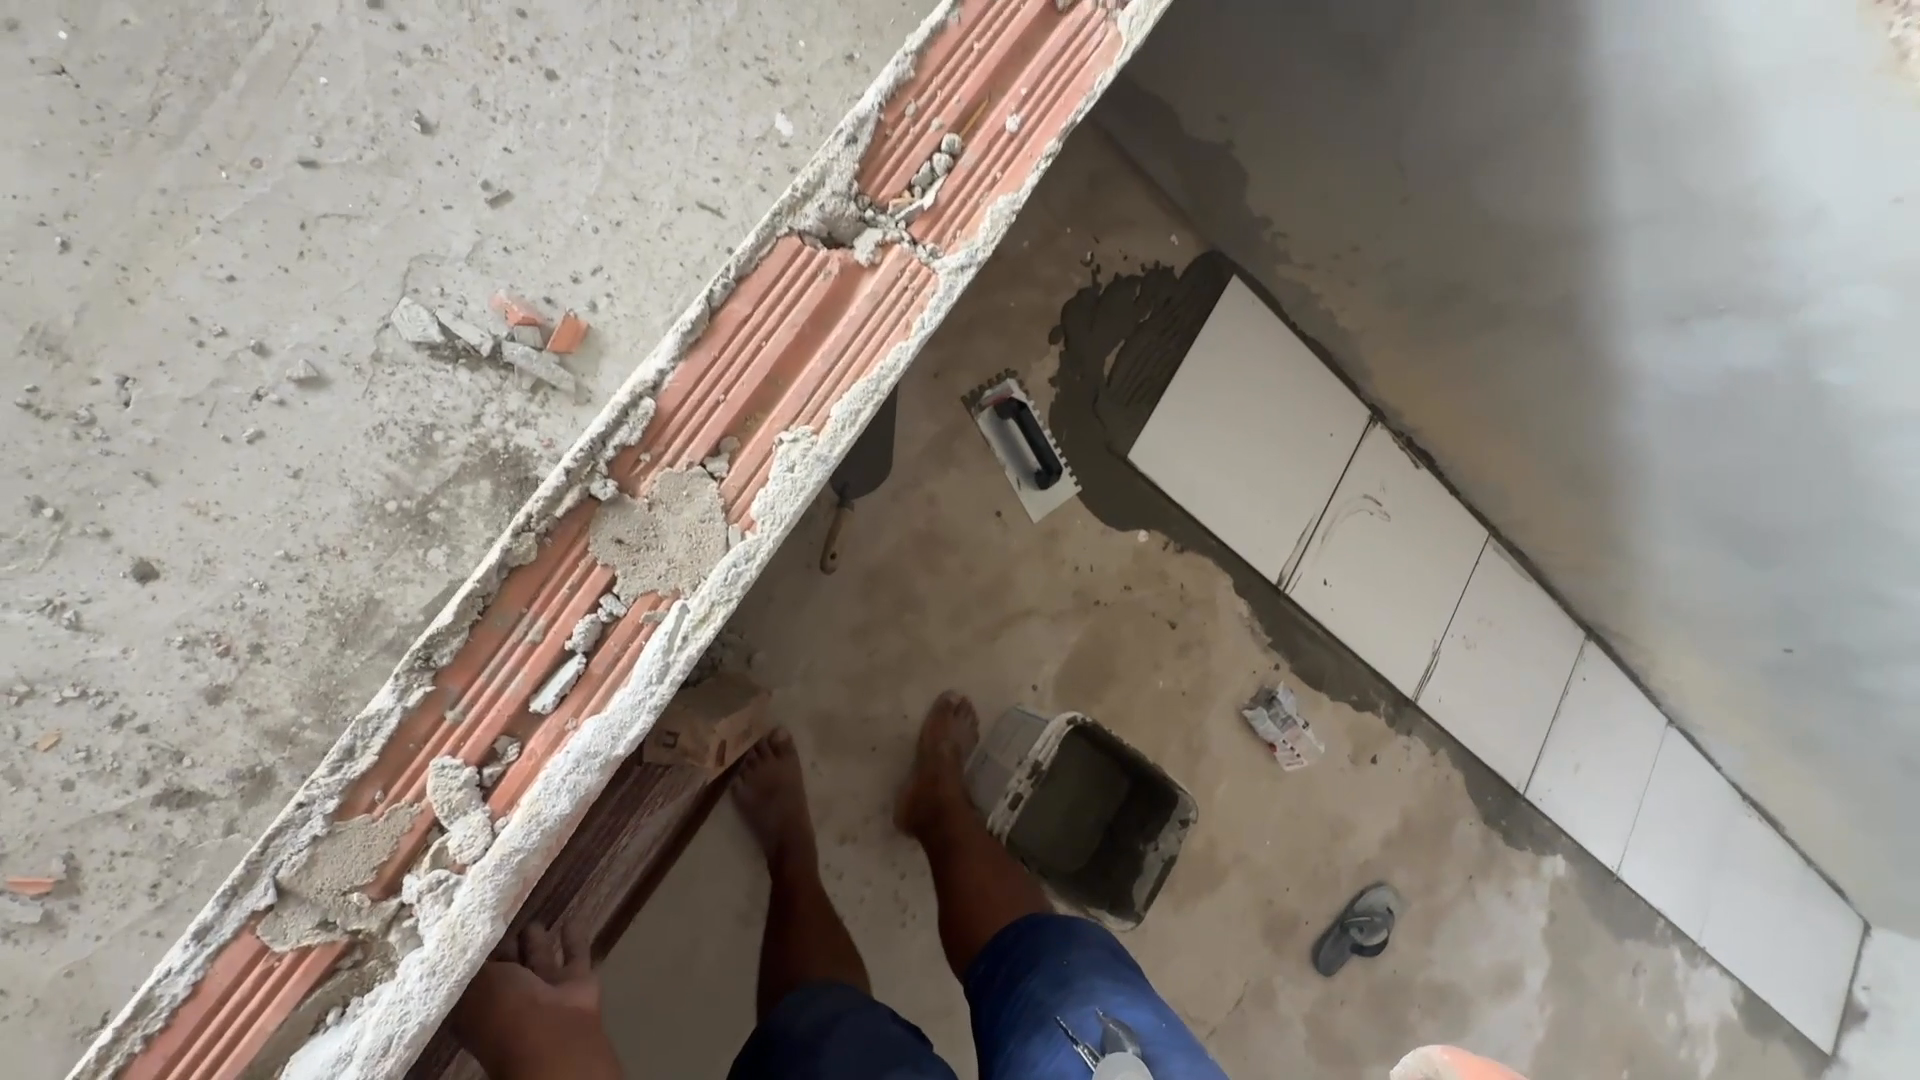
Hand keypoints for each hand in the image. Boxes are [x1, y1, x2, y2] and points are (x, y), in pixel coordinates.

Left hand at [450, 921, 622, 1079]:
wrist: (552, 1032)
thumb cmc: (502, 1010)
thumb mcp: (477, 981)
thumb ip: (478, 958)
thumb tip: (474, 940)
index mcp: (479, 1007)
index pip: (475, 975)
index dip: (477, 954)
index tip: (478, 928)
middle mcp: (511, 1001)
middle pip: (509, 967)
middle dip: (508, 946)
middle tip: (508, 917)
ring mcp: (545, 992)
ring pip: (539, 960)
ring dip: (538, 941)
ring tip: (534, 920)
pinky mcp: (576, 982)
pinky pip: (575, 954)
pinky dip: (575, 937)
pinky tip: (573, 918)